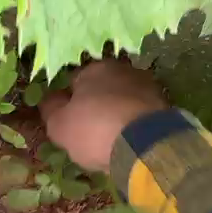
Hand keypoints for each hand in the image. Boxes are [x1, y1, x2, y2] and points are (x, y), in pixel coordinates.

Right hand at [39, 61, 169, 172]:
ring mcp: (145, 84)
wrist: (143, 143)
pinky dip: (130, 123)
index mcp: (93, 69)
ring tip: (108, 137)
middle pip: (100, 88)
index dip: (67, 102)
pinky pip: (137, 113)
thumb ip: (50, 110)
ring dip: (114, 113)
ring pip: (121, 99)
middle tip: (87, 131)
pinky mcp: (162, 103)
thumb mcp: (59, 125)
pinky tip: (126, 140)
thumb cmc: (93, 130)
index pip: (73, 82)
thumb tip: (49, 100)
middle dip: (94, 105)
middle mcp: (121, 69)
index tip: (67, 121)